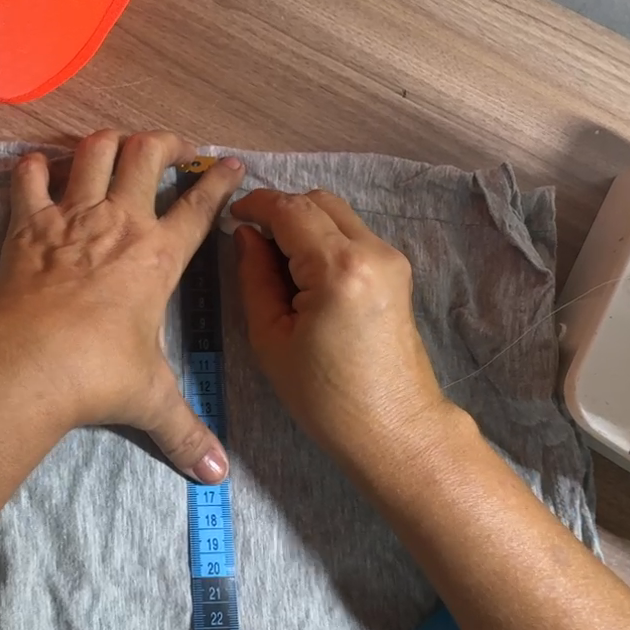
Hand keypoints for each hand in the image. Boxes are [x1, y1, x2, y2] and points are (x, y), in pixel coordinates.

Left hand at [0, 130, 244, 482]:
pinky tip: (39, 166)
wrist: (28, 361)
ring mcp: (72, 215)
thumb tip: (217, 475)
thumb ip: (186, 430)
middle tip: (173, 148)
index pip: (199, 206)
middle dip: (164, 142)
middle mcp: (120, 222)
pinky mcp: (28, 222)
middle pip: (147, 155)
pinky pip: (29, 177)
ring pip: (94, 150)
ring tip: (116, 145)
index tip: (230, 163)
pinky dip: (34, 166)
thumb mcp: (151, 400)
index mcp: (158, 255)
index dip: (219, 181)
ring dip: (108, 141)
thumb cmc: (98, 373)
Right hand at [230, 189, 456, 466]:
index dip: (256, 204)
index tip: (231, 215)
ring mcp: (391, 258)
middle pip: (317, 200)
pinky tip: (304, 272)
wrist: (395, 428)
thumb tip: (245, 235)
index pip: (290, 210)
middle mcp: (372, 251)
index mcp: (338, 269)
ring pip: (337, 213)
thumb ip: (255, 277)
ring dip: (302, 222)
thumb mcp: (270, 338)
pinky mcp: (397, 270)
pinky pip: (351, 233)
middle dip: (279, 210)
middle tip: (251, 239)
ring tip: (275, 259)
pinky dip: (322, 237)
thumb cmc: (324, 397)